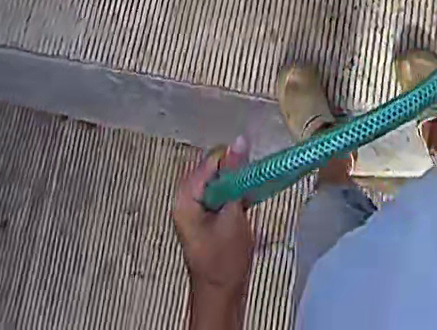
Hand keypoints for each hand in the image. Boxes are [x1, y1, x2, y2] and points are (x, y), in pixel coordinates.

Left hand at [172, 138, 254, 309]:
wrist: (222, 296)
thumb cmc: (225, 261)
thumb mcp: (234, 214)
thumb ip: (236, 175)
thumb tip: (240, 139)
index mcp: (185, 196)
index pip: (213, 159)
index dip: (235, 162)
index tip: (252, 170)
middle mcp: (185, 196)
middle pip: (216, 166)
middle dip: (236, 172)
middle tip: (250, 185)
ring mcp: (194, 205)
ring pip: (221, 177)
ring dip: (237, 183)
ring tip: (247, 198)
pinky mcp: (205, 211)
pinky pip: (222, 188)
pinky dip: (235, 192)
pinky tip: (244, 204)